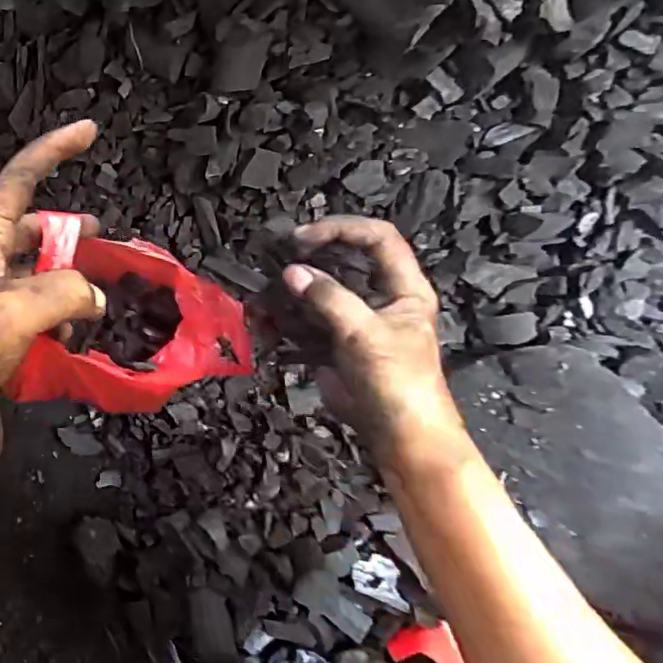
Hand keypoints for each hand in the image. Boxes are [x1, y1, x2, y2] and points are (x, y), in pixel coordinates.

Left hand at [0, 121, 107, 463]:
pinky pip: (37, 308)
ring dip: (70, 278)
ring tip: (101, 294)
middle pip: (34, 228)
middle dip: (70, 231)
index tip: (88, 131)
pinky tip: (75, 335)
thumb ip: (64, 293)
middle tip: (106, 240)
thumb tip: (94, 294)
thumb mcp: (14, 314)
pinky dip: (61, 314)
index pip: (18, 182)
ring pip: (40, 271)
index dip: (51, 151)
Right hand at [281, 217, 466, 474]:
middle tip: (274, 259)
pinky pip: (300, 320)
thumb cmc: (397, 381)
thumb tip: (292, 272)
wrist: (396, 432)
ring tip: (260, 299)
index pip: (377, 239)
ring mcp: (352, 319)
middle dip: (305, 259)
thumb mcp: (365, 334)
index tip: (302, 239)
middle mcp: (377, 298)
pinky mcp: (331, 340)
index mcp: (402, 289)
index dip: (340, 230)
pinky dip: (279, 320)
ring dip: (285, 293)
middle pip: (340, 261)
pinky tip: (262, 323)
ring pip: (314, 291)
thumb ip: (329, 299)